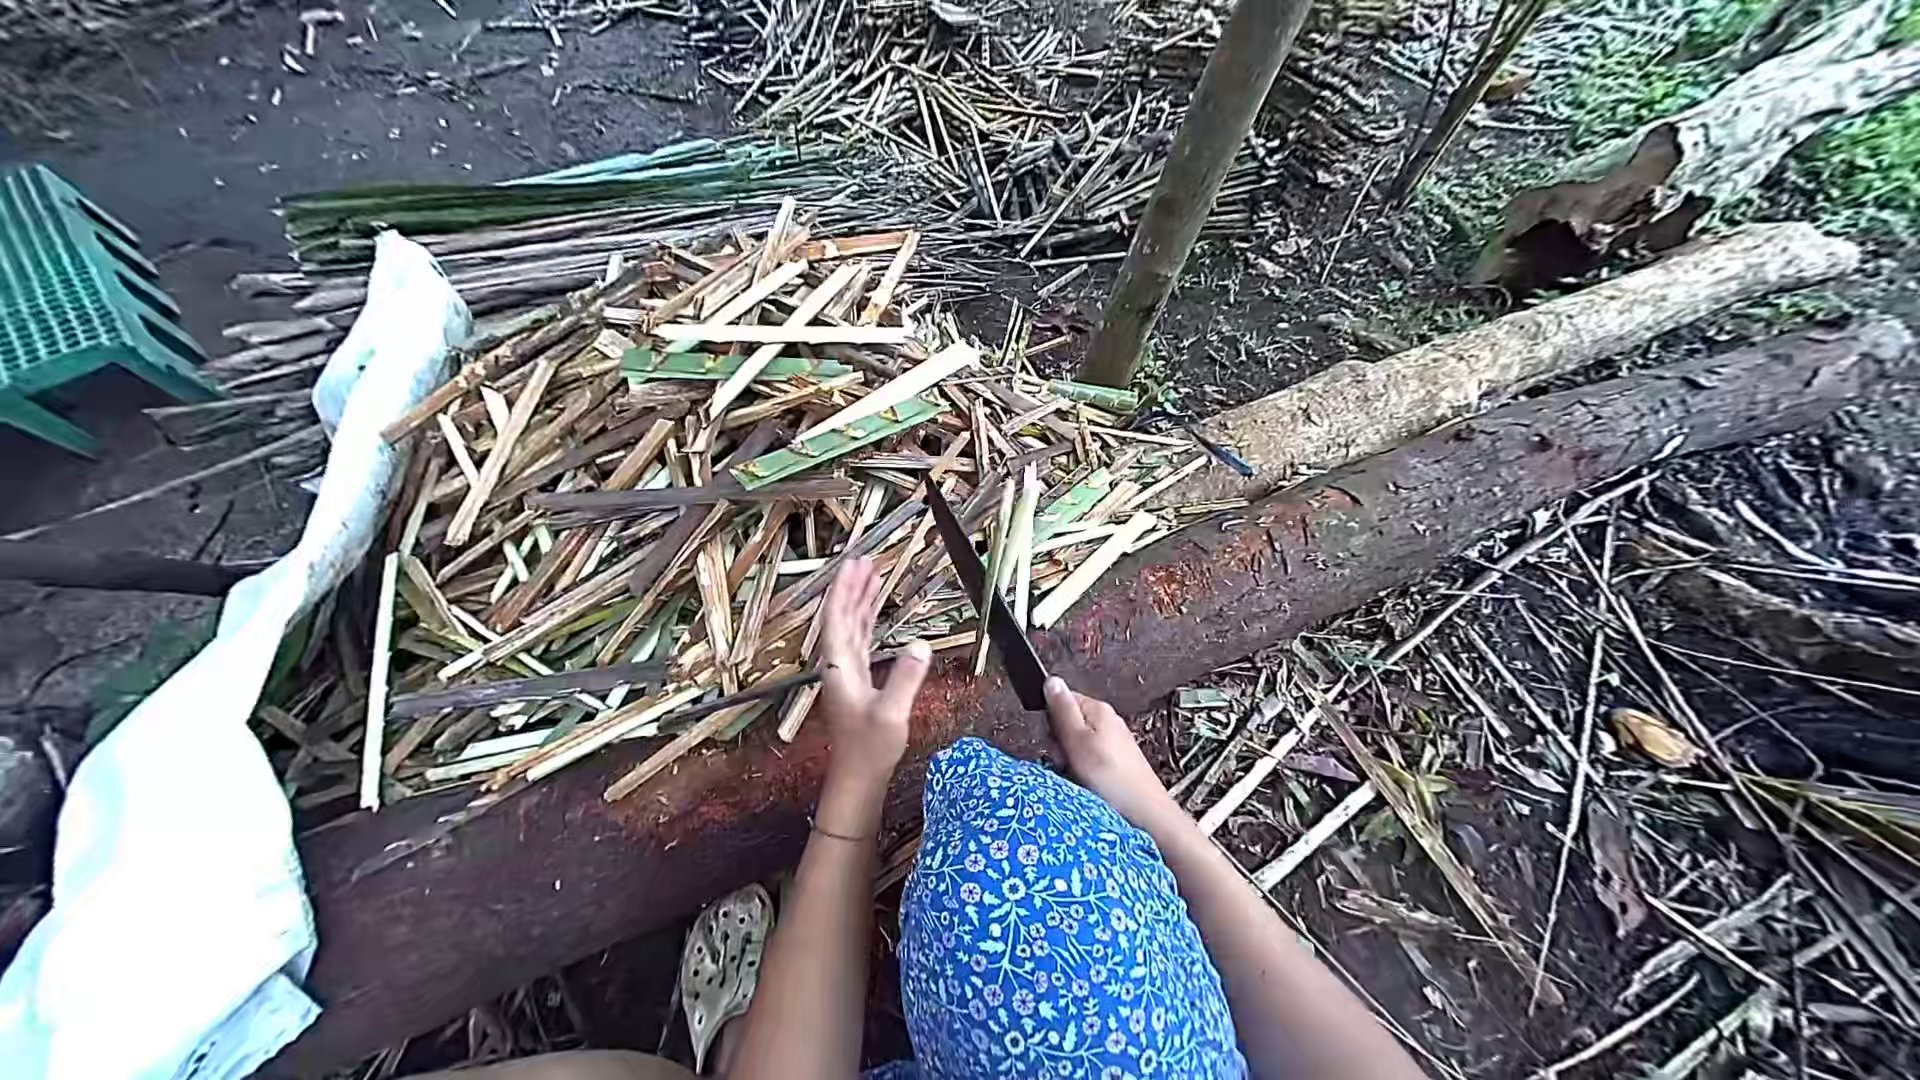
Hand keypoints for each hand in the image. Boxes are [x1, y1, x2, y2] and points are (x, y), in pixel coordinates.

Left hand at [817, 556, 931, 786]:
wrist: (858, 777)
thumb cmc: (870, 749)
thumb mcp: (892, 714)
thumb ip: (905, 678)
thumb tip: (920, 644)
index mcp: (839, 666)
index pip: (837, 618)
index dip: (844, 589)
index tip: (854, 565)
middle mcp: (839, 664)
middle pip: (842, 616)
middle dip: (852, 587)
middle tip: (865, 560)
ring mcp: (848, 671)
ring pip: (852, 625)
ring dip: (860, 599)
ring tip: (872, 575)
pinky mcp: (859, 680)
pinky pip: (861, 639)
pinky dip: (868, 619)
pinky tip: (875, 610)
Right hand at [1044, 677, 1181, 832]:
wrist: (1145, 814)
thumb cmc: (1113, 779)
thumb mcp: (1077, 740)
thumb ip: (1062, 710)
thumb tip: (1051, 680)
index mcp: (1098, 709)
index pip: (1061, 700)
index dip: (1051, 722)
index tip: (1055, 740)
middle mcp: (1107, 721)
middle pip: (1068, 723)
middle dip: (1060, 744)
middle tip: (1067, 760)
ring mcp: (1113, 742)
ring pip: (1077, 745)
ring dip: (1071, 761)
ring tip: (1079, 776)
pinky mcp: (1116, 762)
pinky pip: (1089, 761)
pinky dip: (1084, 772)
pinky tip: (1089, 785)